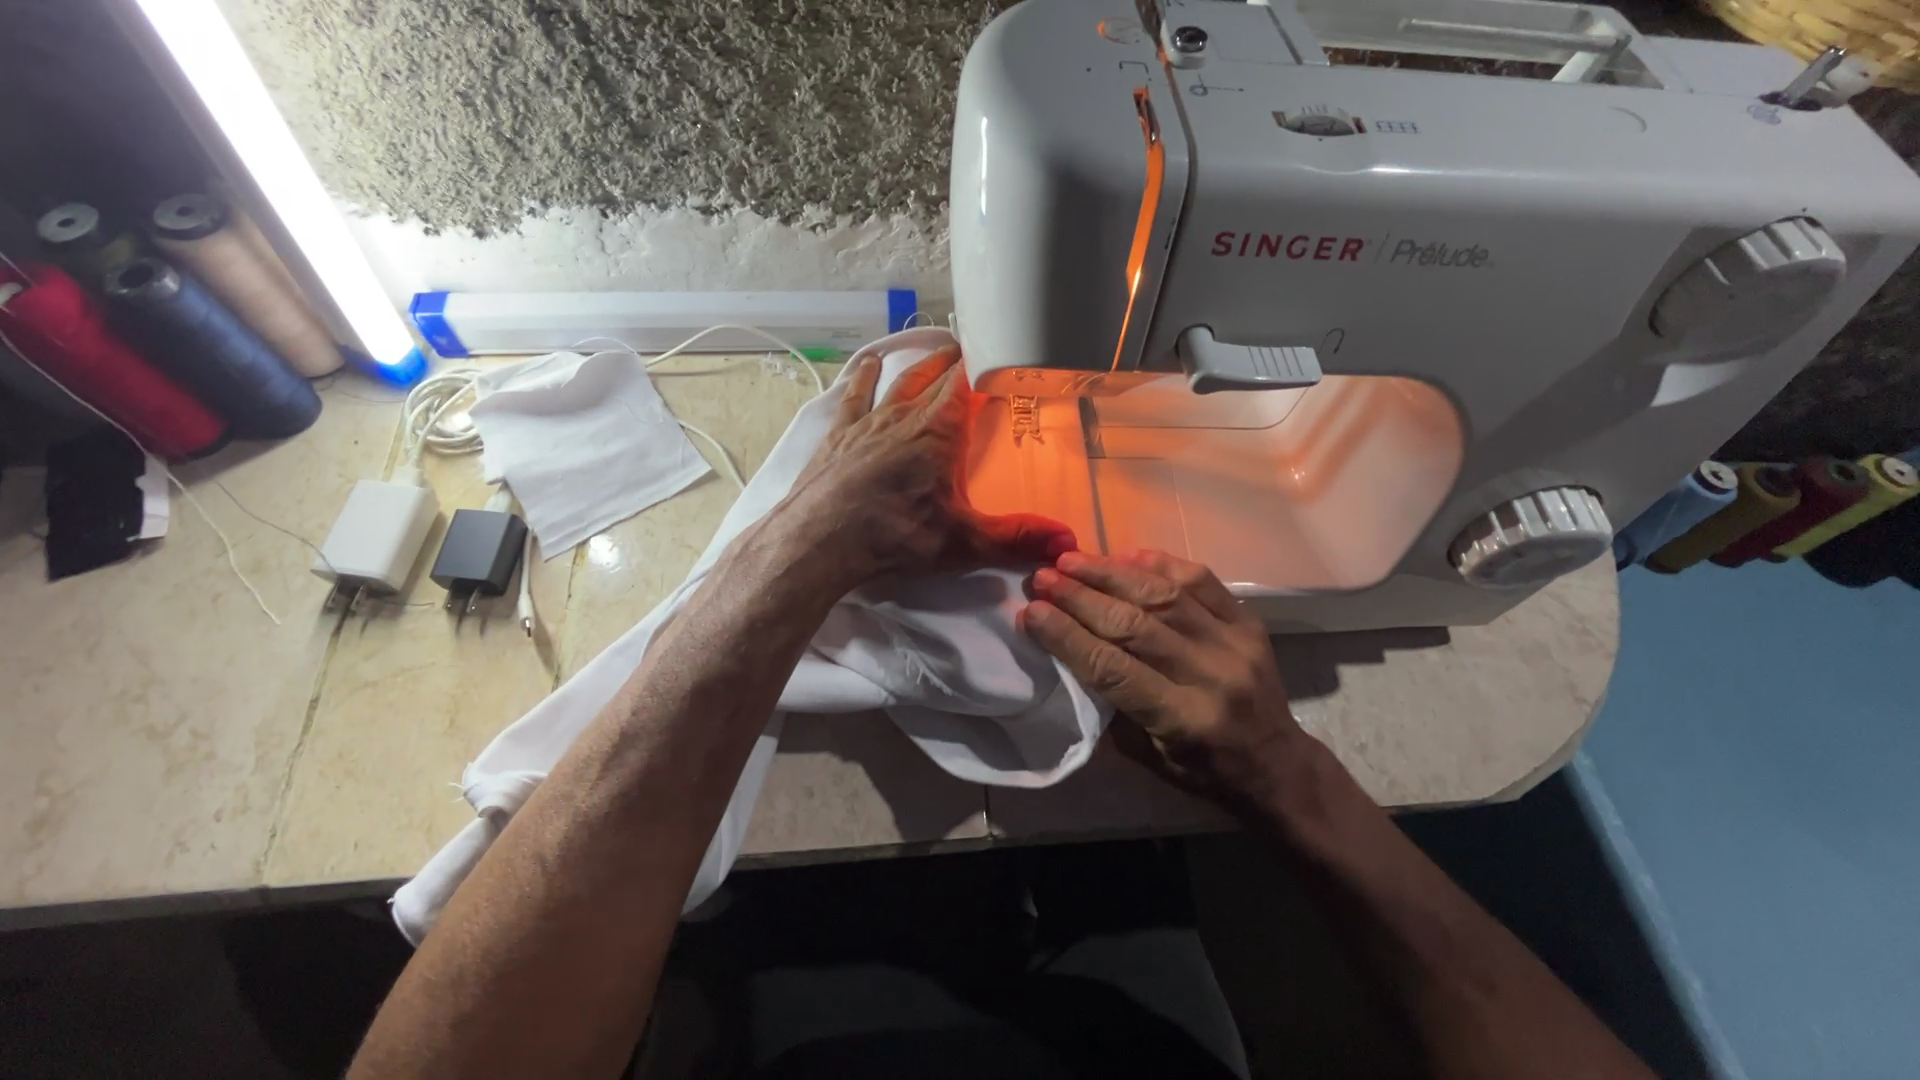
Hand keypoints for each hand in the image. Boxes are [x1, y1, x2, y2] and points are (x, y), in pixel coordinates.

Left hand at [778, 346, 1075, 586]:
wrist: (820, 539)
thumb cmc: (893, 535)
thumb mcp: (962, 541)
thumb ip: (1015, 537)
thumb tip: (1066, 539)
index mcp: (939, 431)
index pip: (966, 382)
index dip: (983, 366)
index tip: (998, 356)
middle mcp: (904, 415)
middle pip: (934, 375)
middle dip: (954, 362)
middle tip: (969, 351)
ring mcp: (868, 421)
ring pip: (898, 381)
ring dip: (918, 367)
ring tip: (932, 353)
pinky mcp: (838, 433)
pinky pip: (855, 395)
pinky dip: (865, 378)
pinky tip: (868, 366)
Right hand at [1020, 549, 1306, 803]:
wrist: (1277, 764)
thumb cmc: (1200, 767)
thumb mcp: (1146, 753)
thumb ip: (1110, 702)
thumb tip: (1068, 647)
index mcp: (1182, 718)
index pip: (1112, 668)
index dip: (1067, 637)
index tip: (1030, 612)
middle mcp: (1211, 675)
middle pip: (1135, 625)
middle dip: (1081, 598)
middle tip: (1043, 577)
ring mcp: (1235, 643)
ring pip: (1164, 595)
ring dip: (1111, 573)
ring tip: (1073, 560)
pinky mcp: (1249, 622)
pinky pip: (1201, 580)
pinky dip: (1159, 563)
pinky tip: (1125, 556)